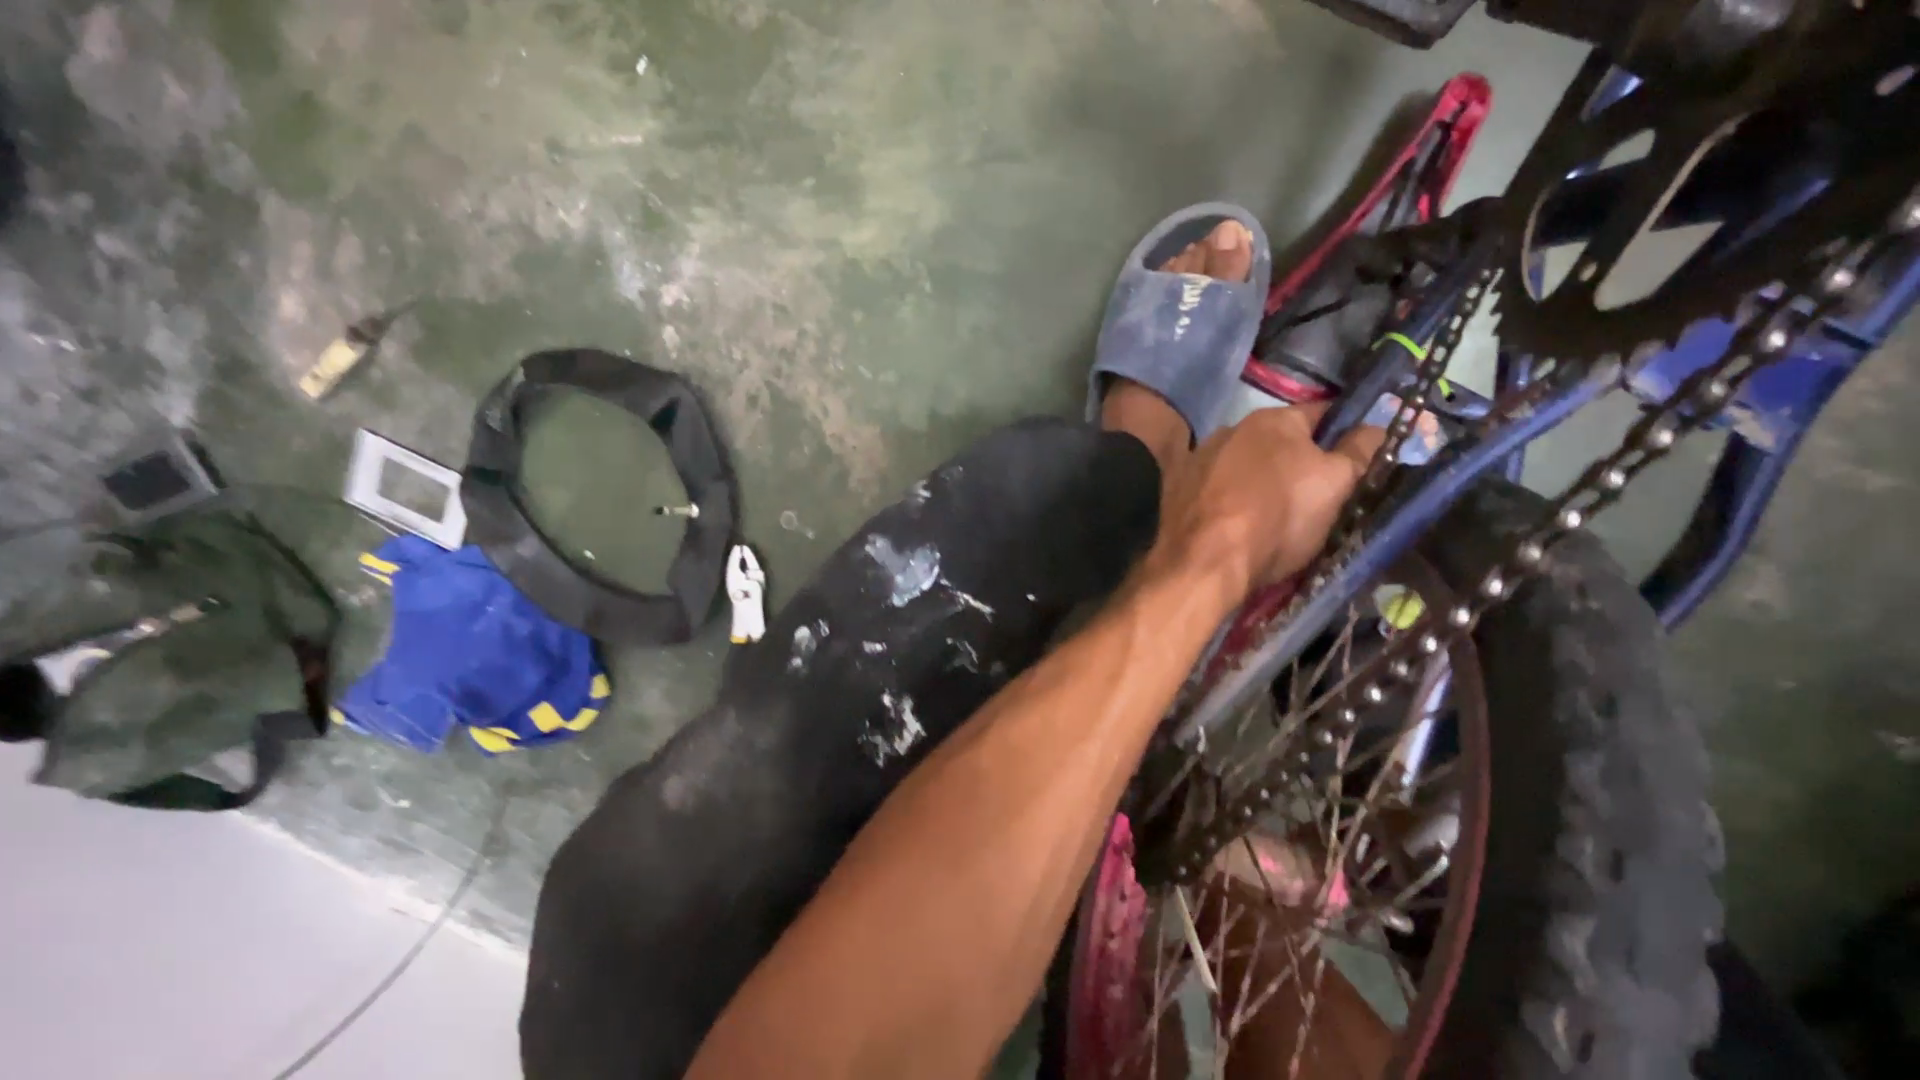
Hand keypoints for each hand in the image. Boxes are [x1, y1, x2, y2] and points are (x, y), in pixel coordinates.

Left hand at [1148, 403, 1383, 599]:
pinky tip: (1233, 522)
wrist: (1205, 561)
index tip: (1353, 458)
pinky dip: (1226, 499)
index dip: (1342, 434)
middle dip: (1295, 461)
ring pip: (1242, 464)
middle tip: (1313, 495)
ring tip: (1270, 513)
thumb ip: (1358, 452)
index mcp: (1272, 419)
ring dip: (1258, 479)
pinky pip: (1213, 488)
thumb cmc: (1279, 518)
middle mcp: (1229, 428)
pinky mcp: (1175, 488)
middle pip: (1277, 441)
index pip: (1319, 414)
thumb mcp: (1335, 485)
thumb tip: (1377, 427)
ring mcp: (1197, 458)